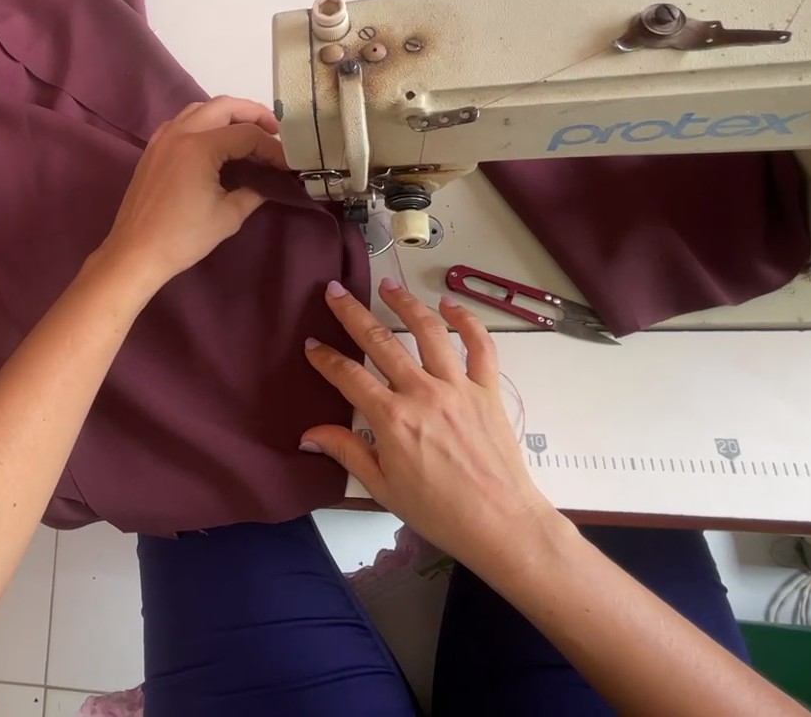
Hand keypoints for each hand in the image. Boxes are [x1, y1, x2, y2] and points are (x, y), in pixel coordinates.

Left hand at [97, 97, 286, 290]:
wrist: (136, 252)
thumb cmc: (183, 237)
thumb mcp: (228, 216)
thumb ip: (253, 191)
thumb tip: (268, 181)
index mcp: (199, 147)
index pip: (246, 134)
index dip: (272, 147)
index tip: (288, 162)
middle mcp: (180, 133)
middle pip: (224, 107)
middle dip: (253, 114)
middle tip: (275, 132)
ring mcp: (162, 138)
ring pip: (201, 109)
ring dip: (228, 115)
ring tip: (248, 133)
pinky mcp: (152, 149)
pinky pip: (182, 122)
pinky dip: (204, 123)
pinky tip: (215, 142)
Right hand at [300, 279, 560, 577]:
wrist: (502, 526)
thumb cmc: (439, 512)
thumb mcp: (383, 487)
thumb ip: (346, 452)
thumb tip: (308, 434)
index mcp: (392, 419)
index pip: (348, 376)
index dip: (325, 357)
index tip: (311, 344)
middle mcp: (421, 393)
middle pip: (379, 341)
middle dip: (351, 313)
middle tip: (334, 291)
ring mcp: (457, 387)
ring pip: (428, 331)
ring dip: (405, 303)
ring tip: (387, 285)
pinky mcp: (487, 390)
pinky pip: (480, 347)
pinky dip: (466, 321)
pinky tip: (449, 305)